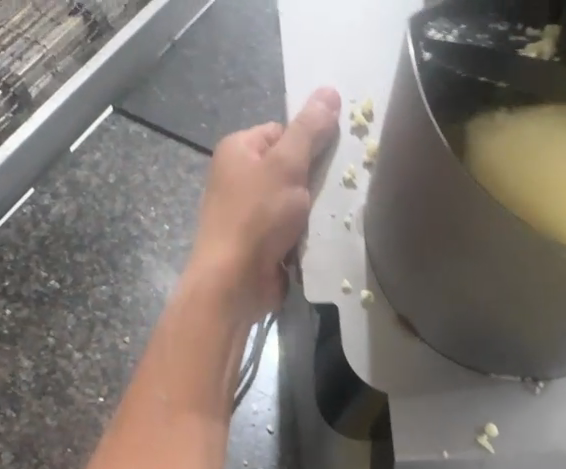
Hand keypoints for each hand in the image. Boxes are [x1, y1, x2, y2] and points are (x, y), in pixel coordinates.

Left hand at [187, 89, 341, 325]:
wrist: (234, 281)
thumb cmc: (257, 217)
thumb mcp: (287, 164)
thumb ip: (309, 130)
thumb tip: (330, 90)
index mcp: (238, 150)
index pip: (281, 132)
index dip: (307, 144)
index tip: (326, 163)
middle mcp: (238, 179)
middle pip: (289, 169)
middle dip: (312, 183)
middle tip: (331, 194)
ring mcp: (247, 215)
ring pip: (293, 204)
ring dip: (311, 214)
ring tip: (325, 222)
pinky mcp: (258, 246)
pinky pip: (290, 233)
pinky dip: (304, 238)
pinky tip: (314, 244)